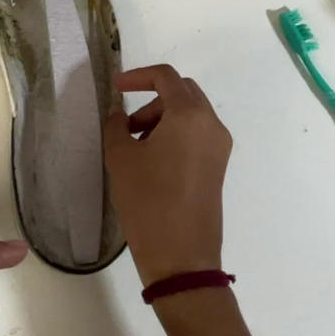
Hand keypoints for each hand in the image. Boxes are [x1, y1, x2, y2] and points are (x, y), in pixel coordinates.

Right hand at [102, 64, 233, 285]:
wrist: (181, 259)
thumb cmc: (148, 201)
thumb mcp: (121, 158)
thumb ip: (116, 125)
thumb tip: (119, 115)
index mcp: (189, 115)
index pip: (165, 77)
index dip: (137, 76)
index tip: (115, 87)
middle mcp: (211, 125)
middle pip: (181, 92)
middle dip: (152, 98)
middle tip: (127, 124)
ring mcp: (219, 147)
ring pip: (190, 114)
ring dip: (161, 118)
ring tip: (135, 147)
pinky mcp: (218, 168)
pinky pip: (196, 134)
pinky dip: (174, 134)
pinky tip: (152, 161)